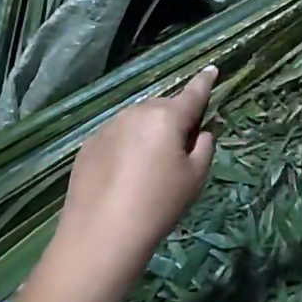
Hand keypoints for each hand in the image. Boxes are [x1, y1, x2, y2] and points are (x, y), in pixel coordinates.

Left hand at [43, 66, 217, 301]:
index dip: (204, 82)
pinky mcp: (89, 144)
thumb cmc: (158, 204)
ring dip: (147, 134)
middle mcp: (136, 113)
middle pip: (163, 109)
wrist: (102, 232)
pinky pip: (117, 137)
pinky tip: (123, 177)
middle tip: (179, 153)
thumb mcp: (195, 178)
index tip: (211, 69)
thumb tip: (199, 132)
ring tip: (147, 171)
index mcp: (167, 117)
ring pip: (137, 122)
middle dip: (173, 121)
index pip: (192, 94)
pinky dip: (125, 147)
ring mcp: (109, 126)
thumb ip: (204, 147)